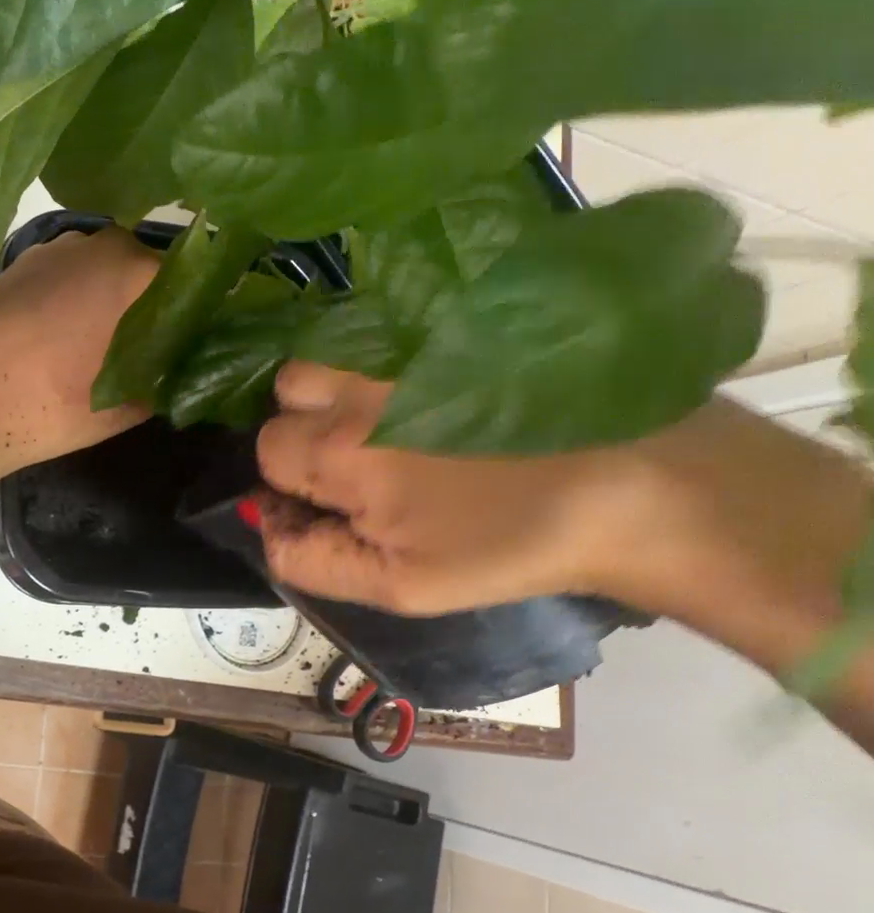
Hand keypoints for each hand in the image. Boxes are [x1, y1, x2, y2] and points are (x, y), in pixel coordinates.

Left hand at [0, 227, 158, 480]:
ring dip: (100, 294)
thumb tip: (176, 365)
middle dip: (140, 298)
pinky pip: (56, 276)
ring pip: (93, 268)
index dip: (185, 308)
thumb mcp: (125, 408)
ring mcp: (48, 251)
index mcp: (131, 270)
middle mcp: (94, 245)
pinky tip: (54, 333)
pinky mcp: (12, 267)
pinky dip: (62, 296)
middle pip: (136, 267)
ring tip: (93, 339)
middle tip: (138, 341)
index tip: (182, 338)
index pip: (183, 277)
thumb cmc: (51, 409)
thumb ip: (162, 378)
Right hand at [251, 362, 871, 618]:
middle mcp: (363, 387)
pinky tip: (427, 392)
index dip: (291, 481)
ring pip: (332, 352)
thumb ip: (311, 562)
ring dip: (338, 386)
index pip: (266, 450)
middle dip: (307, 424)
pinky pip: (383, 333)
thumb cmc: (515, 546)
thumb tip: (265, 524)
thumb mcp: (404, 587)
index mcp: (343, 452)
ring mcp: (410, 347)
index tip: (337, 502)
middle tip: (360, 458)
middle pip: (287, 391)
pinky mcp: (458, 325)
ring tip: (388, 418)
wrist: (647, 488)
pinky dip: (383, 360)